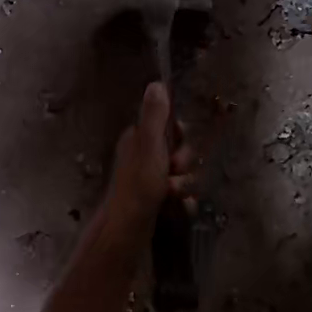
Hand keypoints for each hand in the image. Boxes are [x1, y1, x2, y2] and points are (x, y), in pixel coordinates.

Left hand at [104, 82, 194, 218]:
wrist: (127, 229)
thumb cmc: (138, 184)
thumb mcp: (149, 144)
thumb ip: (154, 115)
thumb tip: (156, 83)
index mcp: (138, 138)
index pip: (168, 126)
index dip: (180, 136)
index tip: (178, 147)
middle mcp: (141, 155)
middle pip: (178, 150)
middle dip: (184, 163)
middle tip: (174, 171)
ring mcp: (148, 178)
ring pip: (181, 174)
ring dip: (184, 183)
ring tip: (172, 193)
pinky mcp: (154, 199)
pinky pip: (179, 194)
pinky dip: (182, 201)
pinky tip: (178, 207)